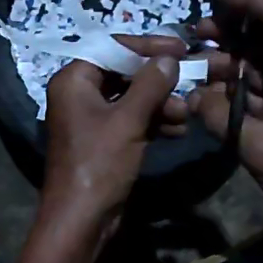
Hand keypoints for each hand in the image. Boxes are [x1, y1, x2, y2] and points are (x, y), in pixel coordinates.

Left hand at [41, 35, 187, 236]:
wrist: (82, 218)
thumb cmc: (100, 163)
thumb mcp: (128, 120)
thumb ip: (150, 84)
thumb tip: (169, 59)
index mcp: (73, 80)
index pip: (112, 47)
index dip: (148, 45)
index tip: (181, 47)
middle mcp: (78, 94)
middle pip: (123, 72)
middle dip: (157, 80)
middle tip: (189, 81)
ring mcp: (90, 119)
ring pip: (130, 98)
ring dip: (159, 103)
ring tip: (185, 113)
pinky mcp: (102, 140)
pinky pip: (129, 119)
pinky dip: (152, 121)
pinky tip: (177, 129)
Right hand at [190, 0, 262, 230]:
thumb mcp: (256, 143)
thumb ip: (219, 115)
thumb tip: (191, 97)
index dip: (249, 1)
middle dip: (233, 34)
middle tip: (197, 30)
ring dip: (231, 63)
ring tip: (197, 60)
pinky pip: (261, 91)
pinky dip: (237, 89)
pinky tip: (210, 90)